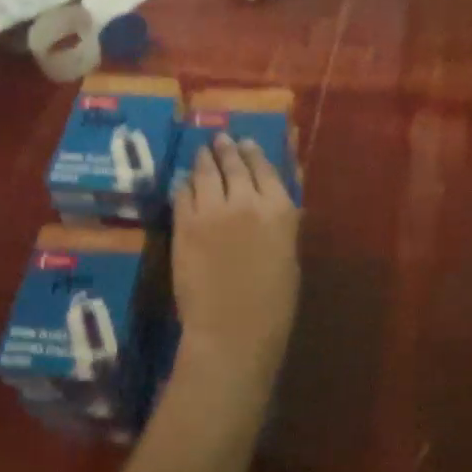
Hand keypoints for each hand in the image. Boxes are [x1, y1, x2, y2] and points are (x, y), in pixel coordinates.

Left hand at [172, 135, 300, 382]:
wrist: (232, 332)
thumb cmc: (272, 305)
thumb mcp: (289, 255)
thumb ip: (281, 221)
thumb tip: (276, 199)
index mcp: (280, 209)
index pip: (265, 167)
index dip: (254, 153)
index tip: (246, 143)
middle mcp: (246, 200)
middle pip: (234, 163)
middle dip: (226, 149)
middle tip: (220, 140)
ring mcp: (212, 210)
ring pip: (205, 172)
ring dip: (204, 160)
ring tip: (201, 153)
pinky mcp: (185, 224)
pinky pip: (183, 194)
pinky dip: (185, 185)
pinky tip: (185, 183)